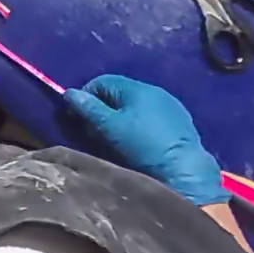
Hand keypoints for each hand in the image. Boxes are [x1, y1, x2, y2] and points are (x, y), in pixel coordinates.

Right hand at [64, 74, 227, 204]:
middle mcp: (155, 90)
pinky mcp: (180, 122)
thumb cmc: (141, 145)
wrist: (184, 171)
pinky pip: (150, 116)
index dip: (85, 97)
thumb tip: (69, 93)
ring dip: (119, 117)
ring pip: (134, 105)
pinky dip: (137, 123)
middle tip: (93, 130)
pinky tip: (137, 141)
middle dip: (101, 108)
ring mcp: (170, 106)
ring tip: (113, 138)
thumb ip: (87, 108)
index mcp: (136, 88)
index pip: (101, 81)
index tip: (76, 117)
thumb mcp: (109, 127)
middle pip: (118, 93)